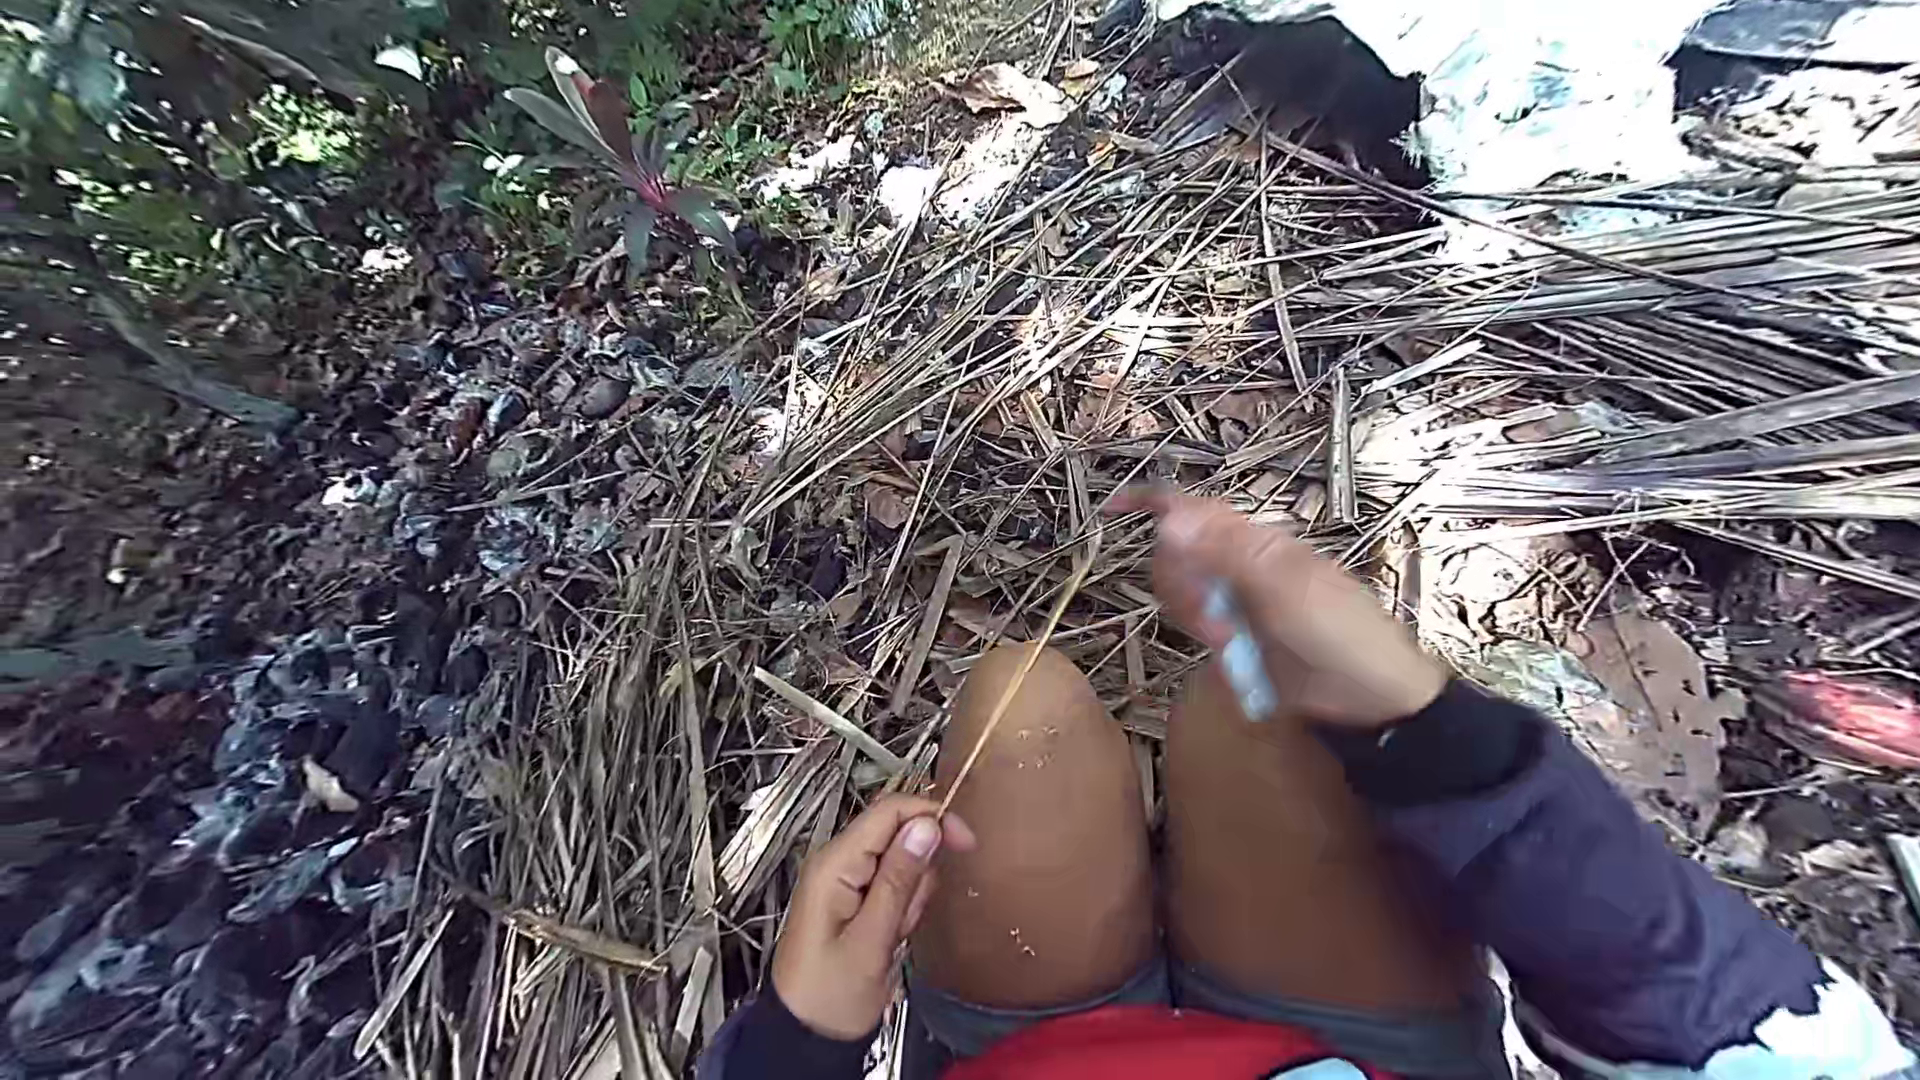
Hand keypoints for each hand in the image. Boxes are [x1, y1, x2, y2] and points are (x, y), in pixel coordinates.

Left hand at [772, 796, 976, 1038]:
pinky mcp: (855, 892)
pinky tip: (892, 933)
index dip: (930, 816)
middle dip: (918, 869)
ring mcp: (846, 875)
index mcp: (835, 862)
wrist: (805, 1040)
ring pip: (900, 857)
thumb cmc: (830, 997)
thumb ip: (899, 879)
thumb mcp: (870, 941)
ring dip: (911, 892)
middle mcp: (839, 859)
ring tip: (895, 932)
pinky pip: (893, 880)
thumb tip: (928, 825)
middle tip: (909, 914)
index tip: (964, 840)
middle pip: (897, 832)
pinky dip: (903, 904)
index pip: (889, 810)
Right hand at [1110, 490, 1446, 728]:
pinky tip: (1224, 646)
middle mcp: (1236, 563)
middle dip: (1180, 583)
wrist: (1367, 701)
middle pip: (1174, 553)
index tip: (1112, 509)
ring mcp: (1230, 598)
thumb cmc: (1341, 635)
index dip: (1152, 502)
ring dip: (1189, 612)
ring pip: (1177, 589)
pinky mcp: (1226, 630)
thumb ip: (1225, 553)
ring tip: (1223, 638)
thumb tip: (1170, 519)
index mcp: (1254, 542)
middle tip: (1209, 613)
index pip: (1194, 510)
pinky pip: (1190, 620)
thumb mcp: (1286, 588)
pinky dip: (1197, 632)